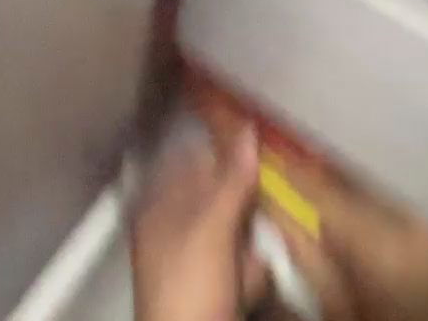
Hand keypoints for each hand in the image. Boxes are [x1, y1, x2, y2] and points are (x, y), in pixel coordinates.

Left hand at [131, 128, 266, 320]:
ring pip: (235, 237)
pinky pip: (242, 274)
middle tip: (268, 195)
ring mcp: (196, 268)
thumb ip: (231, 180)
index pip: (190, 164)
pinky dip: (251, 278)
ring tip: (256, 254)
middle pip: (218, 200)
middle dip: (244, 203)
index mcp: (160, 209)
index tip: (255, 135)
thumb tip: (249, 129)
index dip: (220, 148)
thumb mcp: (210, 228)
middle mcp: (174, 233)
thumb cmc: (190, 287)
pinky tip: (251, 288)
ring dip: (251, 244)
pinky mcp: (217, 298)